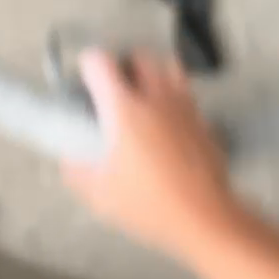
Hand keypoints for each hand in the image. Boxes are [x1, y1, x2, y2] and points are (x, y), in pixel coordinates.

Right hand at [61, 50, 240, 254]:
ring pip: (169, 69)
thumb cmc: (153, 204)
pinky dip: (176, 99)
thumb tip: (70, 161)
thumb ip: (78, 171)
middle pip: (139, 57)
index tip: (86, 77)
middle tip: (116, 85)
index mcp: (124, 108)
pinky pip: (188, 97)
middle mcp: (154, 99)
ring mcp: (183, 109)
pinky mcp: (204, 124)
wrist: (208, 221)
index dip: (88, 64)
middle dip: (125, 65)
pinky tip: (170, 121)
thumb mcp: (101, 194)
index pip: (100, 62)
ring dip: (155, 74)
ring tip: (146, 93)